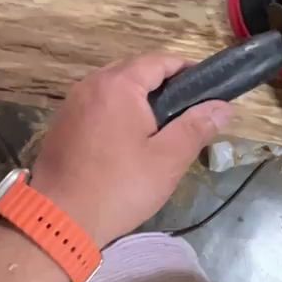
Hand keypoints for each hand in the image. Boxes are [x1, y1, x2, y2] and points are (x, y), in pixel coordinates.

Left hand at [29, 54, 233, 247]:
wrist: (58, 219)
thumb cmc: (118, 187)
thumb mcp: (167, 159)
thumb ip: (196, 127)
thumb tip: (223, 106)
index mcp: (118, 85)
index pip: (158, 61)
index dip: (186, 70)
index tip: (207, 88)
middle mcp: (91, 84)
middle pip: (134, 70)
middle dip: (162, 84)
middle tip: (188, 111)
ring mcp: (73, 103)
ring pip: (114, 87)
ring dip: (138, 98)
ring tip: (162, 125)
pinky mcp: (63, 122)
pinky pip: (97, 104)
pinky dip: (117, 111)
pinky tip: (129, 138)